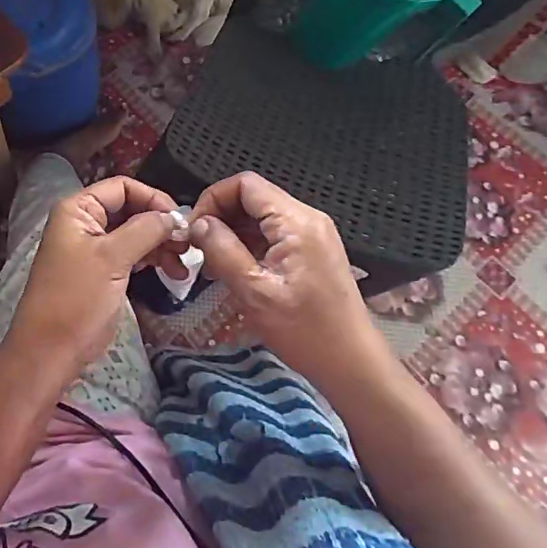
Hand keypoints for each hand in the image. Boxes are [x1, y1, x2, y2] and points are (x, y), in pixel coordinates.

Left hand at [7, 176, 185, 374]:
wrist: (51, 350)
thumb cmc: (76, 299)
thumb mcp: (112, 258)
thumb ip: (145, 230)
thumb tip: (174, 216)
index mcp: (78, 210)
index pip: (122, 186)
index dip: (153, 199)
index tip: (180, 220)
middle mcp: (84, 222)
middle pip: (131, 209)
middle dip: (160, 224)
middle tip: (187, 244)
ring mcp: (93, 248)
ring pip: (135, 233)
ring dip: (161, 244)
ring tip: (184, 264)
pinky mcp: (102, 271)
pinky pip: (132, 254)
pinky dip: (152, 260)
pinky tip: (173, 273)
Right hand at [189, 171, 389, 381]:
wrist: (351, 363)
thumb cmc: (305, 330)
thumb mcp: (253, 291)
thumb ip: (222, 250)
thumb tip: (198, 223)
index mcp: (296, 221)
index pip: (245, 184)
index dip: (213, 199)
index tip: (195, 228)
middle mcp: (307, 218)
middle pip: (252, 196)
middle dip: (220, 216)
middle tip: (200, 248)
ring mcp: (312, 233)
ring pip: (259, 214)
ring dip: (232, 231)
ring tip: (215, 263)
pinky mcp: (311, 249)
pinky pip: (272, 232)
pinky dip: (249, 243)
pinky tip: (235, 269)